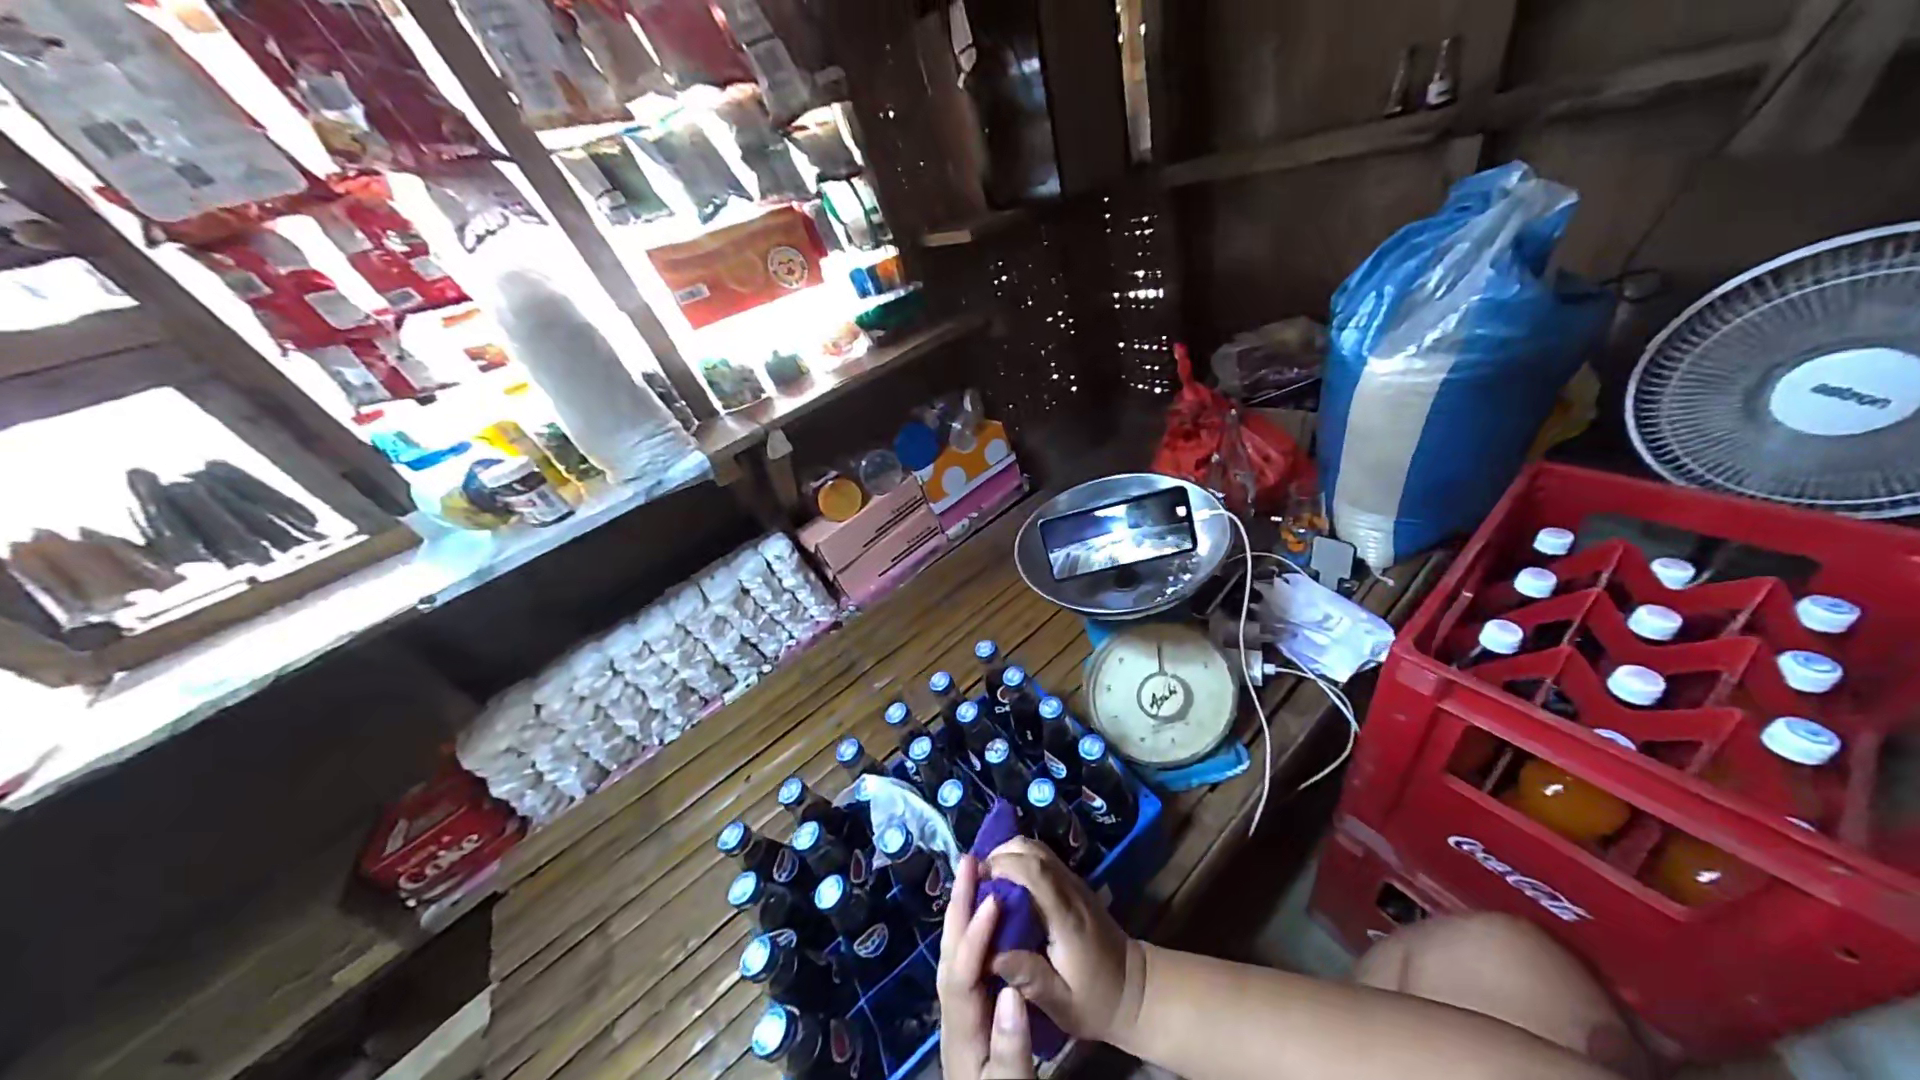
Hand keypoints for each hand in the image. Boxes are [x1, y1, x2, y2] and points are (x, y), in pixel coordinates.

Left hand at [938, 854, 1035, 1079]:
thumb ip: (1011, 1049)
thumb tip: (1012, 993)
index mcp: (961, 1032)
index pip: (961, 974)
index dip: (976, 936)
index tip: (995, 899)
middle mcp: (953, 1014)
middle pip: (949, 953)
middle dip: (958, 906)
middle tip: (970, 861)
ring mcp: (959, 1012)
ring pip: (954, 953)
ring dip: (962, 912)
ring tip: (973, 875)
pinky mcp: (970, 1011)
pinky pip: (966, 960)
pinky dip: (971, 931)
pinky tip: (982, 915)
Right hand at [984, 837, 1146, 1045]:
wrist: (1137, 990)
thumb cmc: (1097, 1001)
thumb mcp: (1063, 1004)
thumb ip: (1029, 978)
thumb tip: (989, 956)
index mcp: (1066, 916)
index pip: (1036, 872)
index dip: (1004, 866)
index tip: (977, 879)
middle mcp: (1070, 890)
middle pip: (1033, 850)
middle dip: (999, 855)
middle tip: (975, 881)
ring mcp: (1074, 882)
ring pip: (1037, 848)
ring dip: (1007, 854)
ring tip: (985, 882)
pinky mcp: (1073, 884)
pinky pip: (1042, 857)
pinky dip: (1018, 859)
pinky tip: (1004, 884)